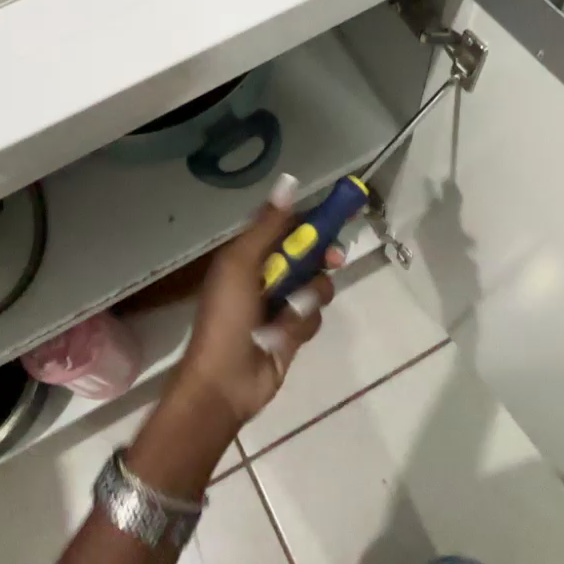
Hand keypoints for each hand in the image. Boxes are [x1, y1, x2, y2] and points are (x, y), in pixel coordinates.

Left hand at [168, 174, 340, 429]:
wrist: (224, 380)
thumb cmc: (227, 316)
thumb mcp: (242, 263)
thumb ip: (268, 225)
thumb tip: (289, 182)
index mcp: (248, 254)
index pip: (288, 227)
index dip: (313, 221)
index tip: (340, 215)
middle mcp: (265, 274)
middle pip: (308, 254)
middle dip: (321, 257)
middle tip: (333, 260)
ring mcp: (280, 304)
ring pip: (315, 285)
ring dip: (307, 297)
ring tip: (289, 312)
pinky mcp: (292, 331)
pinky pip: (312, 316)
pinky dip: (301, 324)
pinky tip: (284, 336)